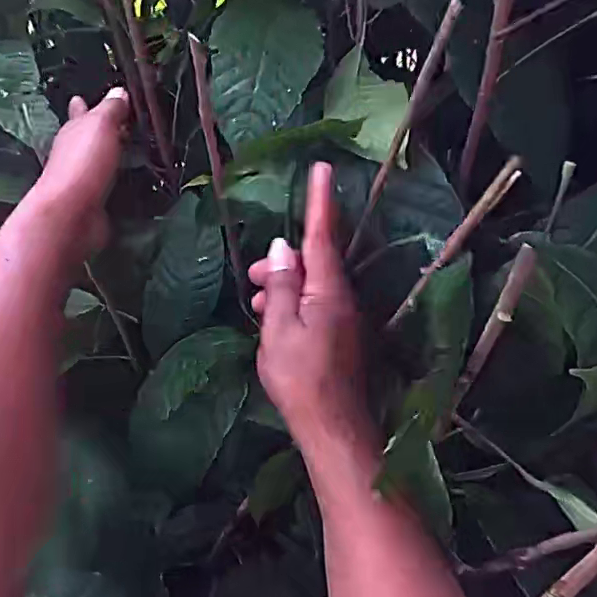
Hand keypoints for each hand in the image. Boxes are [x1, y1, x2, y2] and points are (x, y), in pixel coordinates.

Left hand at [18, 88, 130, 260]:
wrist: (72, 215)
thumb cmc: (84, 164)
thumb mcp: (101, 126)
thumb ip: (111, 109)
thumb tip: (119, 91)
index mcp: (74, 131)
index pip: (80, 112)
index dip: (85, 105)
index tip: (86, 98)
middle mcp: (74, 155)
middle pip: (88, 139)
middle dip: (99, 132)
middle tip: (121, 126)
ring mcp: (83, 182)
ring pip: (99, 163)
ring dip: (111, 158)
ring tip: (130, 152)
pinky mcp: (93, 204)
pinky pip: (109, 188)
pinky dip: (117, 183)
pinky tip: (128, 183)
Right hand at [249, 162, 371, 449]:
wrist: (332, 427)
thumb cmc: (299, 378)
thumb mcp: (278, 329)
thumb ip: (279, 286)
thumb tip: (282, 247)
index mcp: (327, 290)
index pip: (322, 235)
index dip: (321, 201)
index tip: (323, 168)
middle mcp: (343, 298)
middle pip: (314, 262)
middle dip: (283, 259)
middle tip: (251, 273)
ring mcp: (345, 318)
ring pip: (312, 285)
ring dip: (283, 285)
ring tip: (255, 300)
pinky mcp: (342, 335)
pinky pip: (316, 305)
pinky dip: (292, 304)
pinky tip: (272, 319)